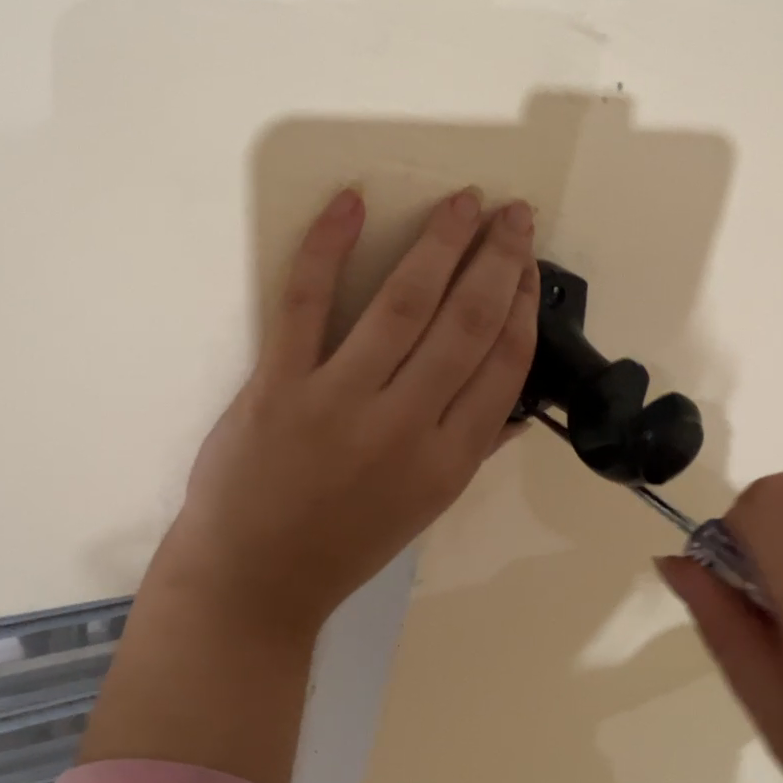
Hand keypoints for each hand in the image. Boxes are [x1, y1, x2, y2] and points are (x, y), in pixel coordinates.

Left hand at [80, 185, 538, 782]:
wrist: (253, 581)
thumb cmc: (339, 547)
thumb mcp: (420, 510)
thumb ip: (468, 452)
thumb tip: (516, 406)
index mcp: (447, 461)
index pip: (503, 366)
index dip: (522, 307)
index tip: (529, 267)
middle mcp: (404, 426)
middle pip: (465, 324)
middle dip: (497, 260)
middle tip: (511, 213)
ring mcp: (339, 402)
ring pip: (402, 305)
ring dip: (438, 243)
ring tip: (462, 201)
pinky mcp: (278, 386)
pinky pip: (304, 303)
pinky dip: (327, 248)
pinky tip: (350, 204)